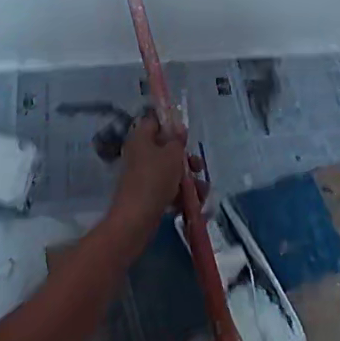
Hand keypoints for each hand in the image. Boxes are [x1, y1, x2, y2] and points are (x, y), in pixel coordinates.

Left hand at [108, 111, 199, 229]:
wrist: (136, 218)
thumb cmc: (155, 179)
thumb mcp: (172, 155)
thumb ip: (177, 141)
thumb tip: (178, 128)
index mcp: (140, 137)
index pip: (154, 122)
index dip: (171, 126)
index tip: (186, 136)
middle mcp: (139, 153)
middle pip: (165, 149)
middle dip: (185, 158)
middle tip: (198, 166)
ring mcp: (142, 174)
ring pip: (169, 171)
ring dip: (187, 179)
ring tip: (202, 191)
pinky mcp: (147, 194)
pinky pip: (167, 188)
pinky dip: (180, 194)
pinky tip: (194, 203)